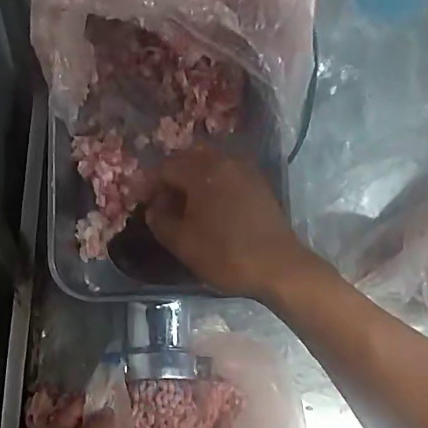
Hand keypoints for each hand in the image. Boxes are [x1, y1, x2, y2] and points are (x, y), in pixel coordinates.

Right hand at [146, 148, 322, 299]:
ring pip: (211, 166)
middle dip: (173, 180)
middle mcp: (225, 160)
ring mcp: (247, 170)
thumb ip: (161, 222)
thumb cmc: (227, 256)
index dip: (151, 187)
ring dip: (195, 182)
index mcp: (202, 170)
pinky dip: (216, 185)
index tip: (148, 208)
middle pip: (188, 160)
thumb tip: (154, 209)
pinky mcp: (261, 184)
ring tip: (190, 209)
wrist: (279, 267)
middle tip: (167, 207)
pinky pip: (229, 175)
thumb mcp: (184, 244)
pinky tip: (215, 209)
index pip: (165, 167)